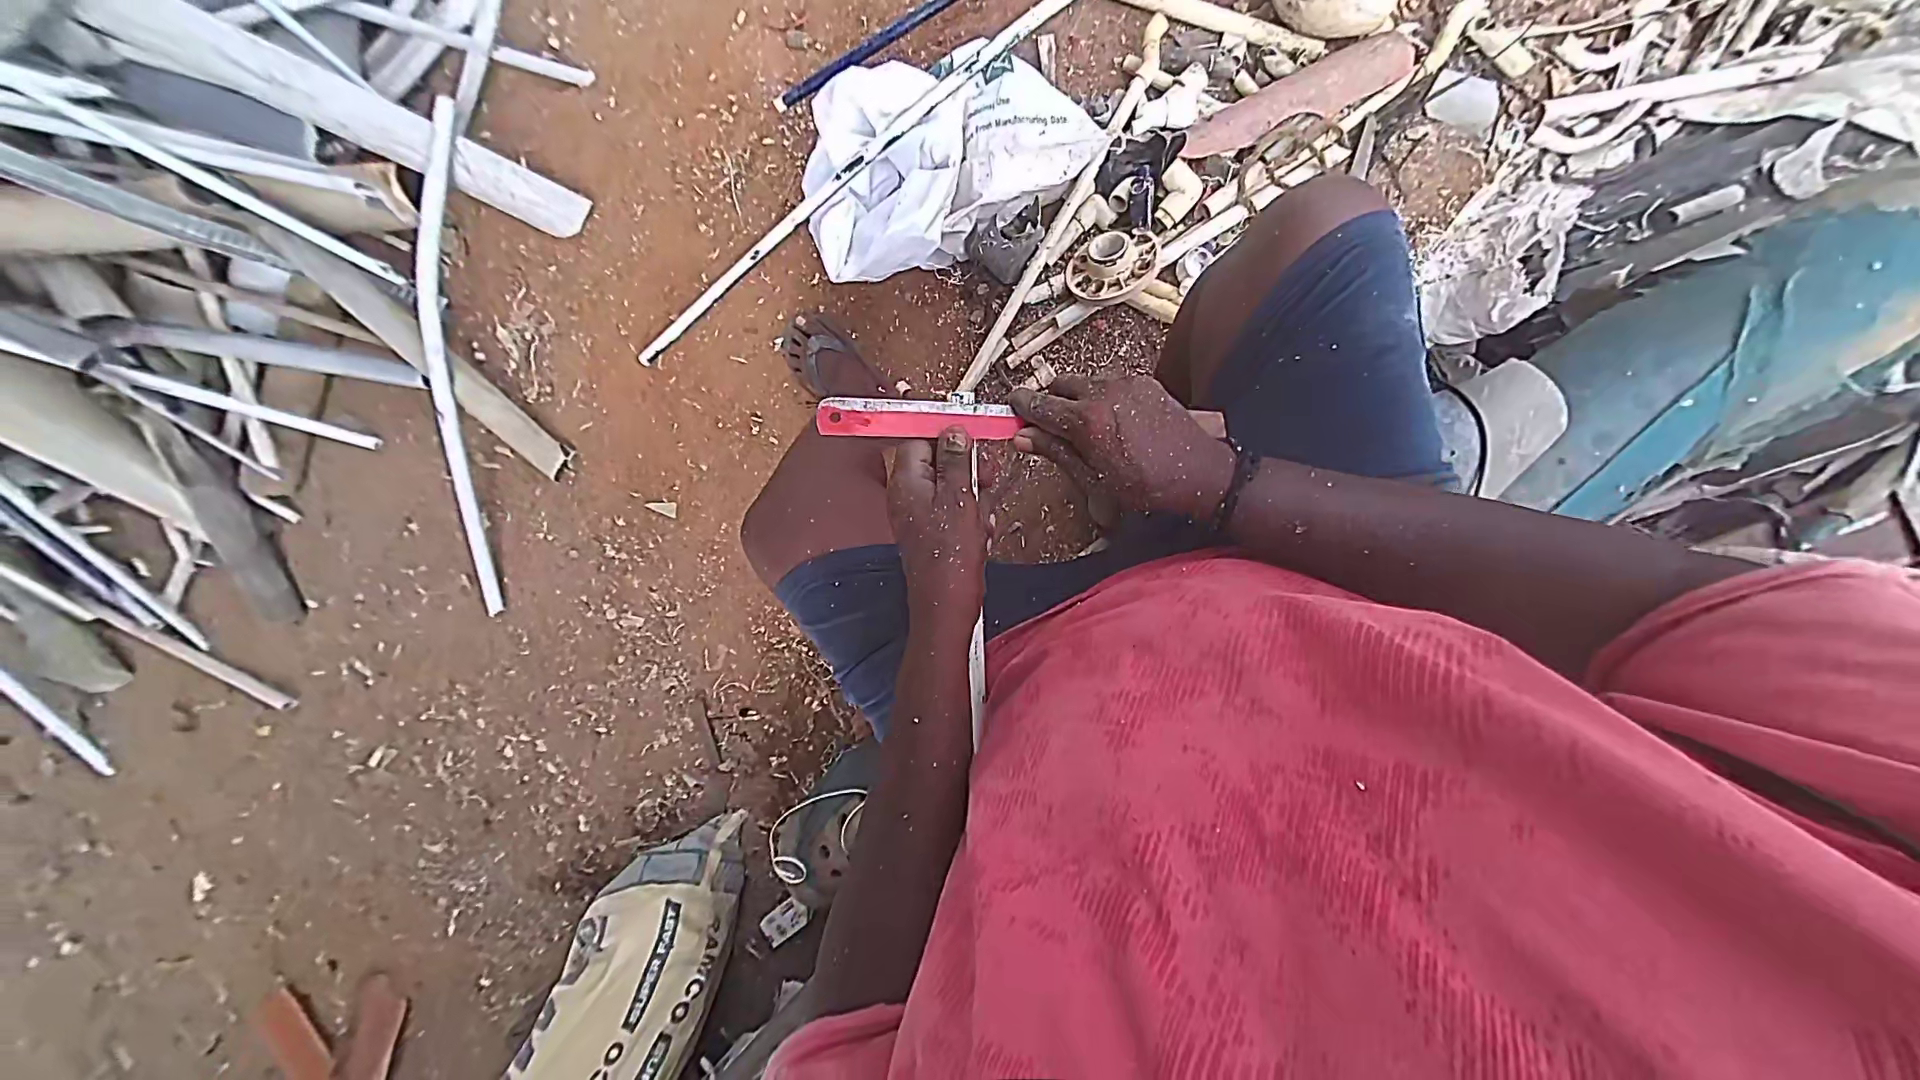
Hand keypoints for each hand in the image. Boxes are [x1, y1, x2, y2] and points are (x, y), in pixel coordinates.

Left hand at [888, 427, 985, 631]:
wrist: (948, 604)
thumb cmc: (950, 556)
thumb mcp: (959, 497)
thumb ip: (956, 460)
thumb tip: (954, 432)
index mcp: (906, 482)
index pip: (919, 439)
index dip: (946, 435)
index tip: (971, 436)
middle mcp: (909, 496)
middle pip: (939, 462)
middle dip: (967, 468)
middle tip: (986, 476)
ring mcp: (921, 515)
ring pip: (953, 486)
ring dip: (975, 494)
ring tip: (982, 514)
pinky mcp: (935, 532)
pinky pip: (956, 510)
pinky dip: (972, 515)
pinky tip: (980, 531)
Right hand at [1009, 375, 1234, 519]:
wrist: (1198, 474)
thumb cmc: (1146, 485)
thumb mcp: (1091, 477)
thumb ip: (1054, 451)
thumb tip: (1023, 437)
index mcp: (1085, 420)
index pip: (1038, 403)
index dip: (1020, 405)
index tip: (1012, 406)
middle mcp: (1103, 392)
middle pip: (1058, 385)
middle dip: (1049, 401)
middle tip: (1047, 423)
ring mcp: (1126, 383)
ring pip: (1085, 381)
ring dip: (1076, 397)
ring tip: (1084, 425)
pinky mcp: (1145, 382)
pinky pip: (1111, 381)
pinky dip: (1102, 394)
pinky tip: (1110, 419)